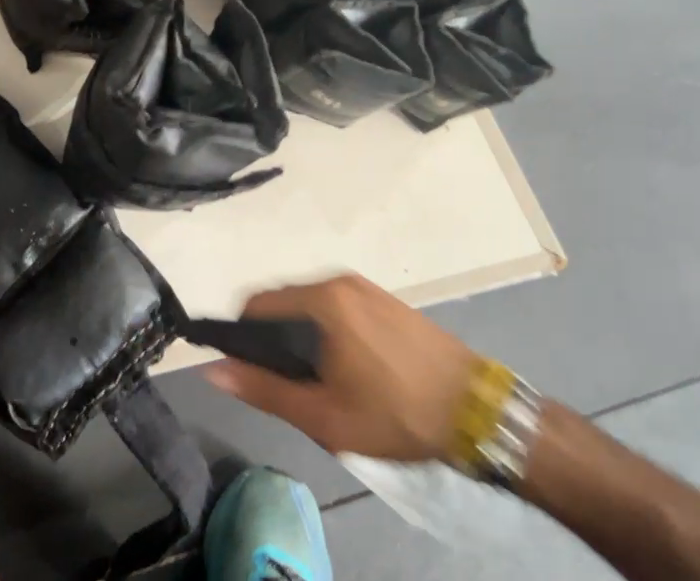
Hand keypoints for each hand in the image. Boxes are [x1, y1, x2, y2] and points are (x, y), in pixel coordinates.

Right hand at [203, 273, 475, 462]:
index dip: (244, 337)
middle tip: (294, 383)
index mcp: (320, 300)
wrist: (488, 417)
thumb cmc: (398, 414)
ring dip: (305, 337)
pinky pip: (341, 309)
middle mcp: (340, 282)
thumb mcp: (323, 414)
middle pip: (283, 304)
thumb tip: (212, 371)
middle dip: (278, 340)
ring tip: (326, 380)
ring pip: (312, 307)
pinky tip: (354, 369)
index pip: (254, 304)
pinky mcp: (391, 301)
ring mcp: (369, 289)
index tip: (254, 370)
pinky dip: (332, 332)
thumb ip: (262, 389)